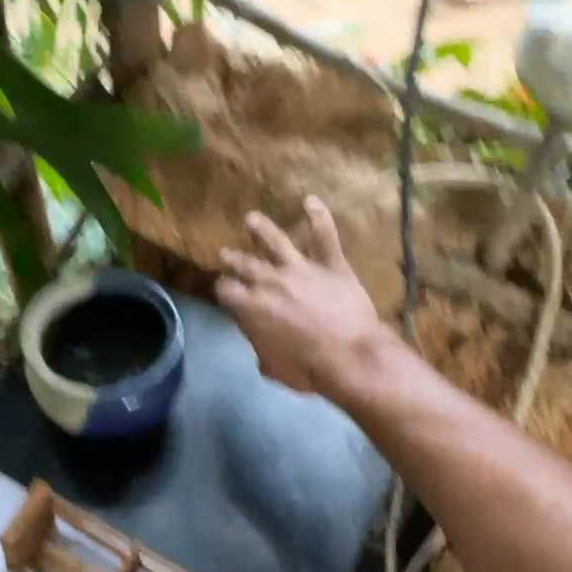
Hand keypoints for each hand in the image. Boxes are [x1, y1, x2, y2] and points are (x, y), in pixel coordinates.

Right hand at [216, 197, 391, 398]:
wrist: (347, 356)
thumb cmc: (307, 369)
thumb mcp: (275, 370)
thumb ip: (263, 352)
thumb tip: (262, 349)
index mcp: (252, 309)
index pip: (227, 292)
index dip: (223, 290)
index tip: (223, 290)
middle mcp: (271, 282)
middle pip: (245, 265)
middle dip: (233, 260)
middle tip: (225, 254)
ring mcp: (301, 269)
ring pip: (277, 242)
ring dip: (262, 229)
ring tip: (251, 219)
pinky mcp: (332, 264)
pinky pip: (324, 235)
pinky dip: (318, 216)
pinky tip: (311, 201)